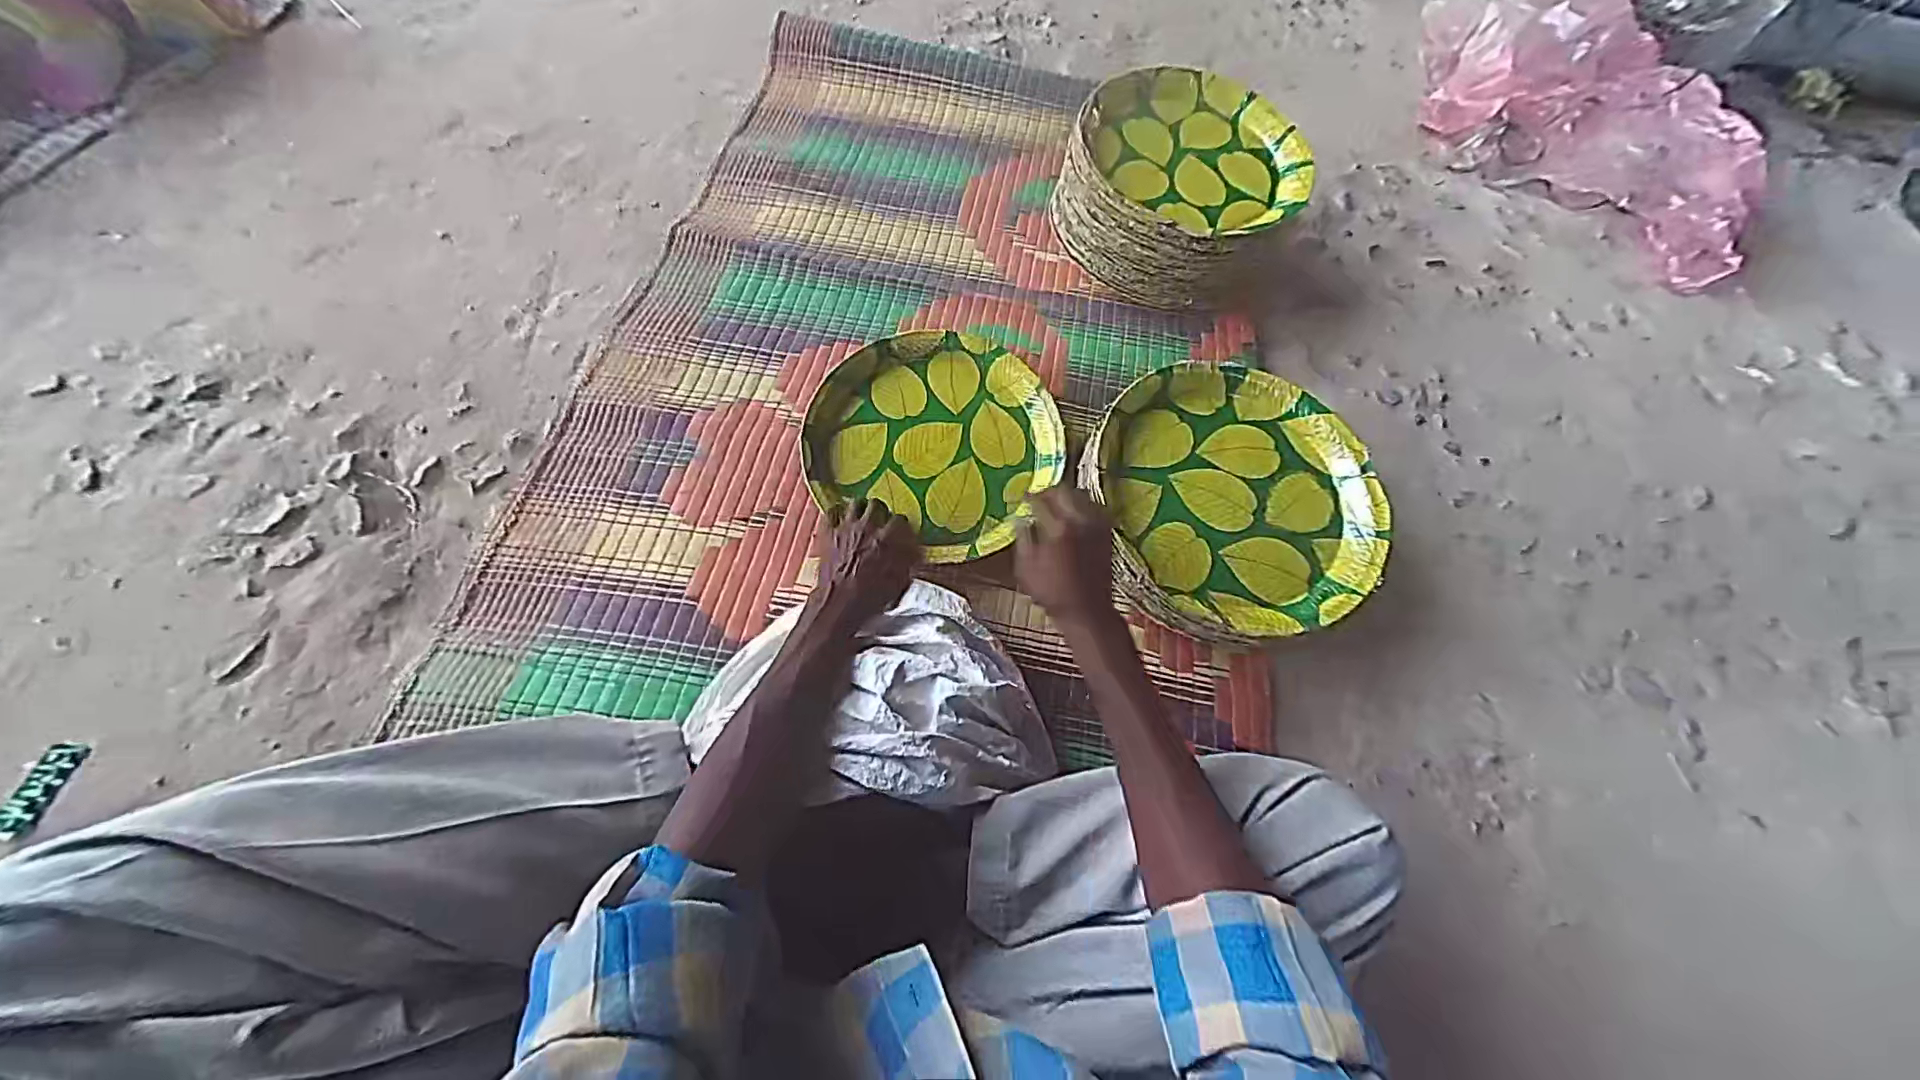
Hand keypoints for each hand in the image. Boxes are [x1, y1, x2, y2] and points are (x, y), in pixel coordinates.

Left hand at [805, 498, 919, 632]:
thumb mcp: (900, 581)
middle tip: (881, 521)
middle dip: (881, 512)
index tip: (901, 534)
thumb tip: (914, 552)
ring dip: (860, 509)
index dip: (901, 527)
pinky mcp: (829, 533)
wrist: (840, 604)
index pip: (901, 520)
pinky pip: (831, 512)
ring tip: (862, 516)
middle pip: (878, 505)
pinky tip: (839, 519)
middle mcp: (869, 527)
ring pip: (855, 503)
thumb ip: (908, 561)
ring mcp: (846, 527)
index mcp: (889, 538)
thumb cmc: (871, 597)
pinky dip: (836, 513)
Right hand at [1015, 487, 1117, 627]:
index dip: (1027, 497)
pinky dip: (1082, 506)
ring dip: (1066, 496)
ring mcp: (1097, 525)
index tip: (1021, 499)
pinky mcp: (1106, 532)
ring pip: (1082, 495)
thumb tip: (1019, 518)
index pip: (1039, 500)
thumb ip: (1022, 537)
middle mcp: (1080, 519)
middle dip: (1048, 492)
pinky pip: (1094, 508)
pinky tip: (1073, 517)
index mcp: (1058, 527)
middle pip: (1064, 490)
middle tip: (1038, 500)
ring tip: (1055, 507)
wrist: (1087, 610)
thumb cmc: (1051, 593)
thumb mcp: (1026, 567)